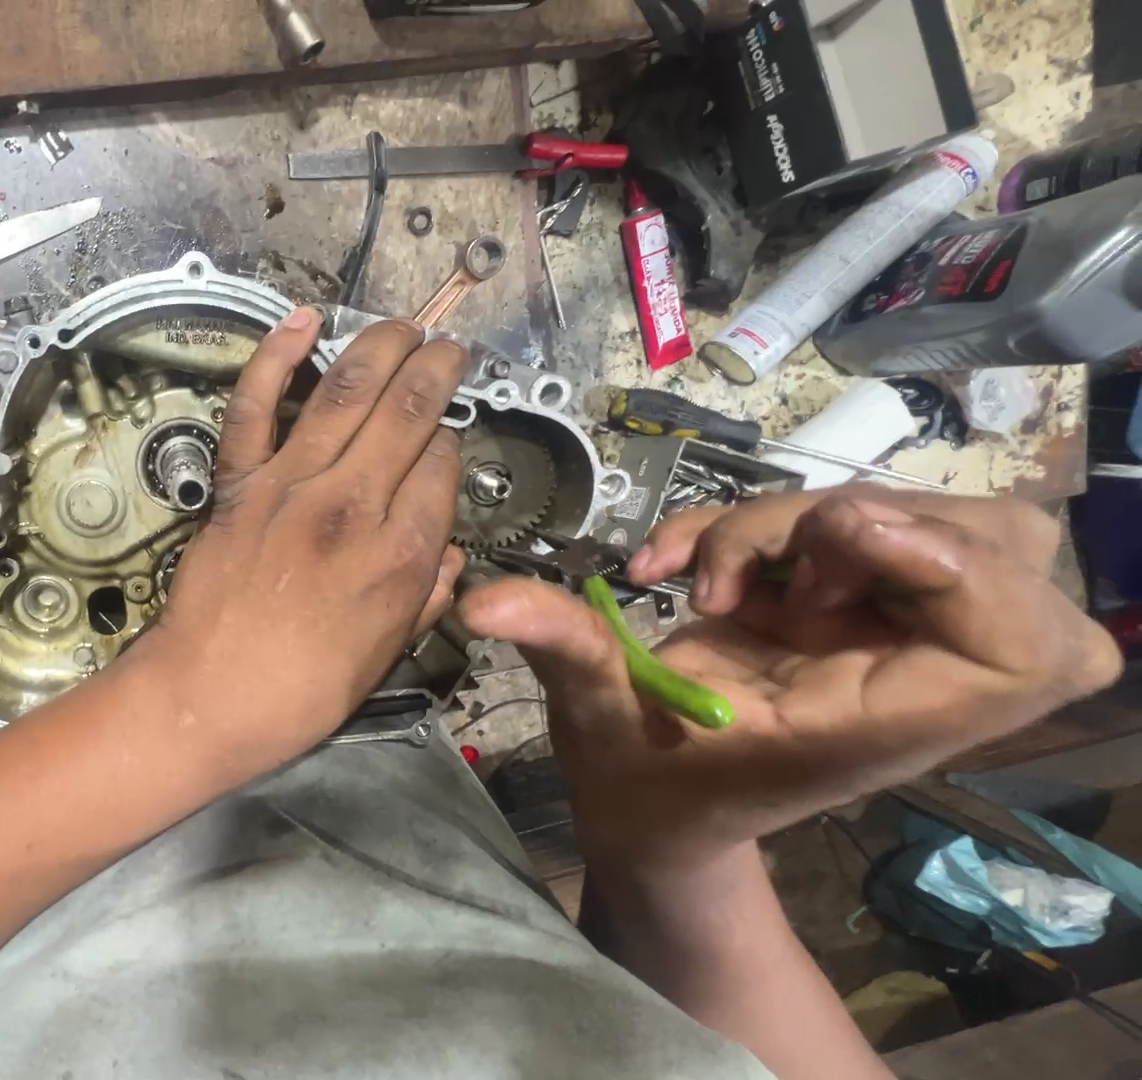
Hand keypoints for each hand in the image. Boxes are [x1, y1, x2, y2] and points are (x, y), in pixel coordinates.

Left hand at [132, 311, 466, 764]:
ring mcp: (290, 485)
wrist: (209, 694)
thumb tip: (448, 554)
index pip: (441, 467)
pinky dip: (274, 359)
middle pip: (408, 414)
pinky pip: (255, 408)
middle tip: (449, 348)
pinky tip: (300, 321)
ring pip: (345, 395)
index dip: (447, 446)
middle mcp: (353, 505)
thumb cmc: (303, 689)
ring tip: (405, 326)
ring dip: (381, 348)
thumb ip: (426, 596)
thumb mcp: (388, 653)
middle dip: (436, 371)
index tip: (440, 443)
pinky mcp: (238, 482)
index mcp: (401, 554)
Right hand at [459, 487, 1121, 871]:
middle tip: (778, 569)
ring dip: (802, 523)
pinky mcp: (831, 609)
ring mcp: (875, 634)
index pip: (1025, 645)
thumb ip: (558, 645)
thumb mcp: (594, 714)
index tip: (838, 546)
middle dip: (881, 527)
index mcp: (882, 720)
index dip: (962, 571)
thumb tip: (481, 602)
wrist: (653, 807)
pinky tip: (683, 566)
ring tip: (706, 575)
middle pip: (998, 551)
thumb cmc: (638, 781)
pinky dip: (760, 528)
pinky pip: (835, 529)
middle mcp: (905, 673)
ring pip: (918, 521)